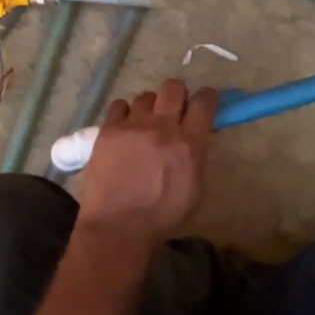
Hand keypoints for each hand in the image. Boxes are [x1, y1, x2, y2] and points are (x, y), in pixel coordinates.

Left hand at [75, 79, 216, 247]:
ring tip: (145, 124)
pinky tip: (125, 129)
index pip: (204, 101)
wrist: (118, 226)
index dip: (207, 97)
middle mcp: (162, 127)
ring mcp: (132, 125)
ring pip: (145, 96)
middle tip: (174, 109)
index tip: (205, 102)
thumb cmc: (162, 216)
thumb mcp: (195, 188)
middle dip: (177, 94)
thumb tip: (194, 136)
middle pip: (173, 87)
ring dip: (150, 107)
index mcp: (189, 143)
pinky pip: (119, 105)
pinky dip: (125, 114)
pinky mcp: (108, 129)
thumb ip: (196, 155)